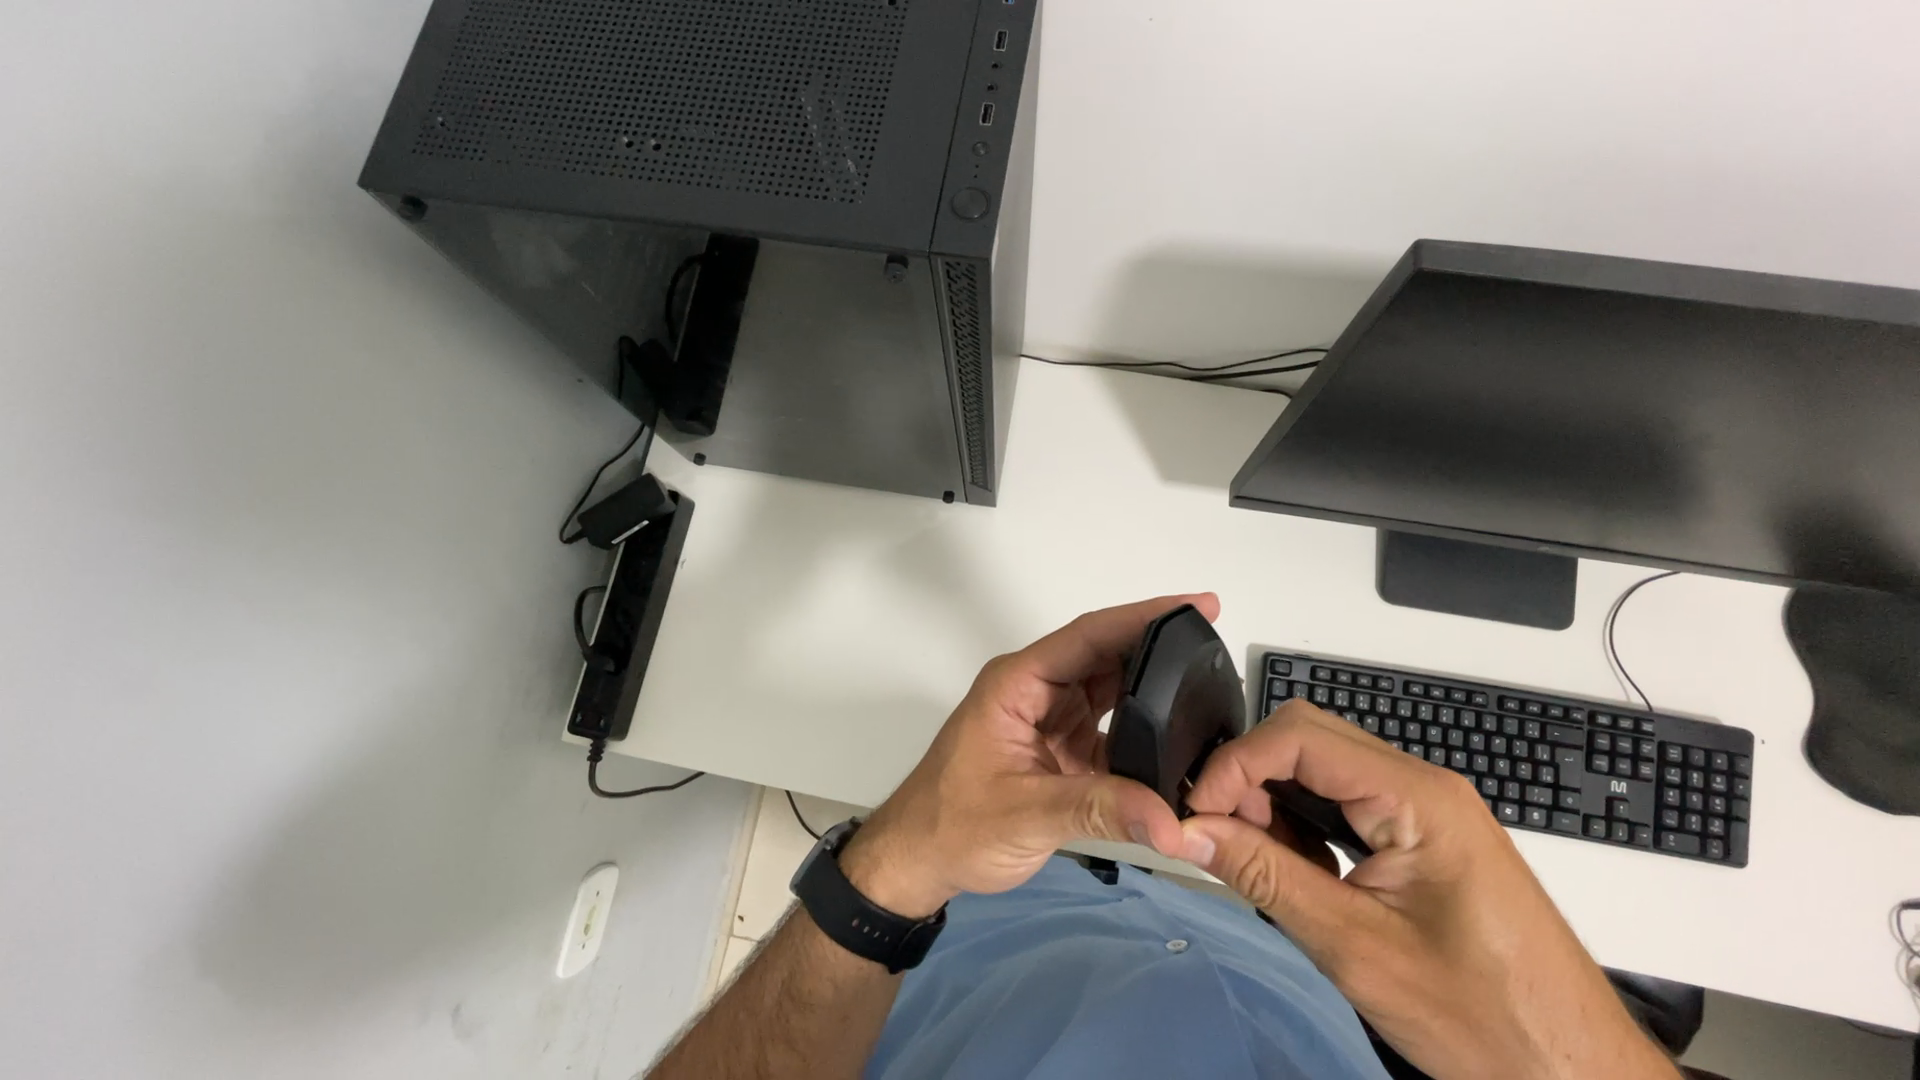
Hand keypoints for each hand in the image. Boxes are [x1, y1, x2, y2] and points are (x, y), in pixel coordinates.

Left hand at [836, 595, 1209, 918]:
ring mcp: (1049, 719)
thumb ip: (1099, 810)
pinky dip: (1142, 734)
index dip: (1142, 617)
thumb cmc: (954, 825)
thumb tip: (1172, 821)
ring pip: (1110, 692)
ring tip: (1208, 689)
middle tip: (1214, 648)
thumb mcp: (1026, 814)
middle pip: (1105, 657)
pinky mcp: (1060, 749)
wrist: (919, 860)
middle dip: (1158, 650)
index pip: (1088, 636)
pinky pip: (1110, 730)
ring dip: (1154, 692)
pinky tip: (1177, 741)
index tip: (1195, 605)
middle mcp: (1036, 691)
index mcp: (1018, 684)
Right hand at [1179, 702, 1679, 1079]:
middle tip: (1222, 839)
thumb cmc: (1480, 1018)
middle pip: (1307, 739)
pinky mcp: (1424, 837)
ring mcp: (1427, 809)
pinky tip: (1298, 873)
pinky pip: (1344, 804)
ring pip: (1321, 770)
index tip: (1195, 817)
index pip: (1297, 735)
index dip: (1233, 764)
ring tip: (1258, 863)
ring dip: (1273, 803)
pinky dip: (1303, 826)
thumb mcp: (1353, 947)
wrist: (1575, 1078)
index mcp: (1417, 797)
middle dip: (1249, 779)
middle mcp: (1423, 785)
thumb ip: (1263, 876)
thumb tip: (1187, 831)